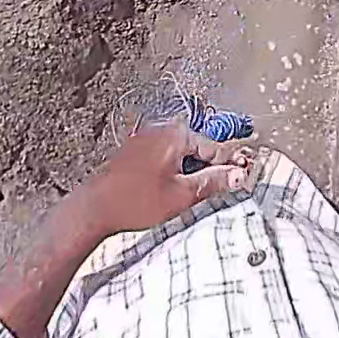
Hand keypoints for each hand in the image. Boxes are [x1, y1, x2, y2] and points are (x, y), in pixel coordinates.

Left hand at [65, 124, 253, 239]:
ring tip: (196, 194)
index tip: (244, 178)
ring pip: (182, 154)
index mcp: (176, 134)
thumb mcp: (181, 195)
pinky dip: (175, 170)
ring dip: (192, 171)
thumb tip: (238, 174)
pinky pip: (166, 156)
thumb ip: (212, 181)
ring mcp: (147, 138)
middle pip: (198, 148)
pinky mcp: (136, 151)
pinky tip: (174, 190)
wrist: (94, 208)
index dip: (230, 165)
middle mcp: (162, 129)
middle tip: (221, 189)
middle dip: (210, 168)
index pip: (215, 148)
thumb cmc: (137, 201)